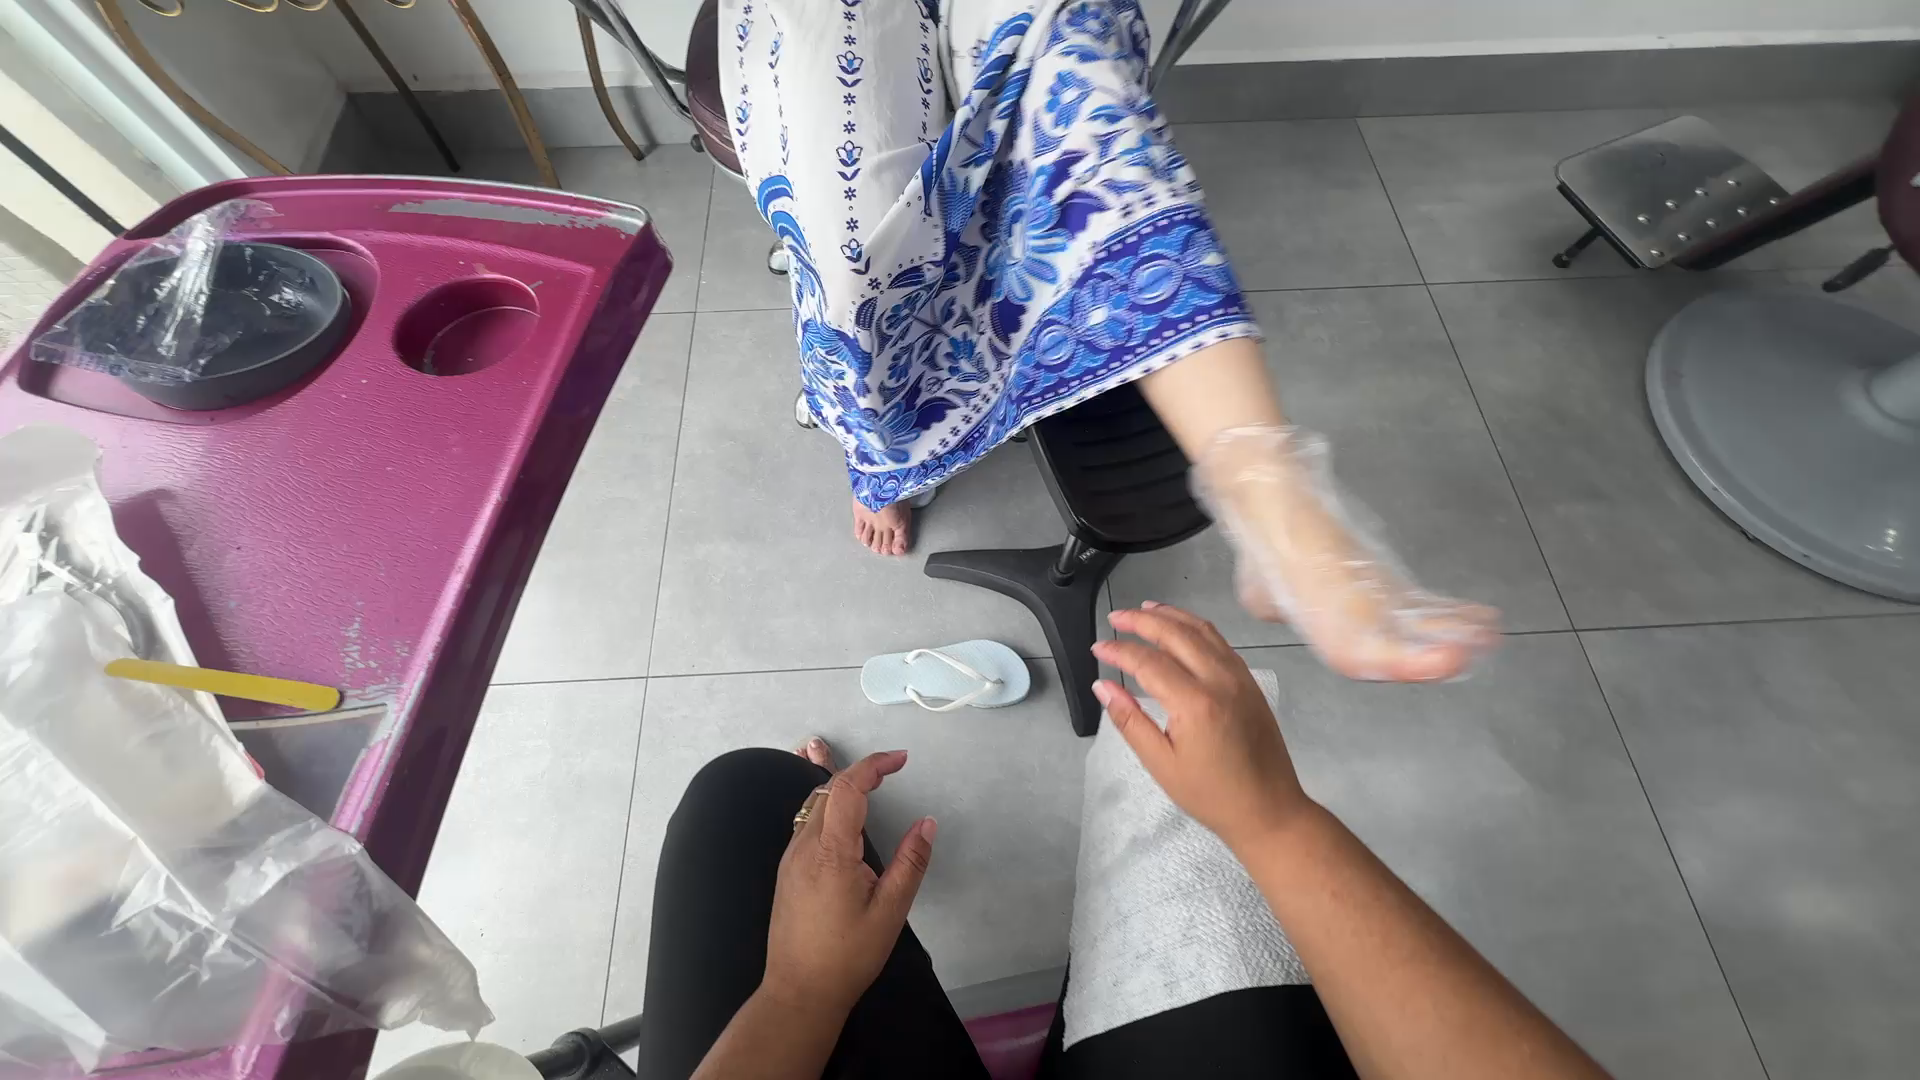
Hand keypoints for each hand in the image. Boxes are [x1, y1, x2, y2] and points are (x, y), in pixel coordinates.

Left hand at [762, 750, 936, 1019]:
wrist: (797, 995)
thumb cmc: (847, 956)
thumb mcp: (890, 913)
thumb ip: (910, 863)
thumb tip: (927, 823)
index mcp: (831, 853)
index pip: (848, 788)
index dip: (874, 764)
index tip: (901, 759)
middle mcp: (805, 846)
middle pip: (830, 788)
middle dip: (862, 769)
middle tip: (894, 767)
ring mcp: (791, 857)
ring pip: (816, 803)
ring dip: (844, 784)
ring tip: (875, 781)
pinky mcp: (787, 869)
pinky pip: (808, 820)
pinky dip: (831, 804)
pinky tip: (845, 813)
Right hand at [1092, 602, 1313, 850]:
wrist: (1271, 811)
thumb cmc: (1211, 794)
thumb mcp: (1161, 763)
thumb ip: (1129, 720)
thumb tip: (1102, 685)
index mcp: (1195, 704)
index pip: (1148, 662)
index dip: (1119, 650)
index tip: (1097, 647)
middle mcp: (1220, 680)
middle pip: (1176, 634)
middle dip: (1142, 620)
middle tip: (1115, 616)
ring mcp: (1239, 677)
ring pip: (1201, 631)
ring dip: (1170, 616)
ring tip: (1144, 609)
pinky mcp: (1250, 681)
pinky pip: (1219, 642)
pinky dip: (1195, 627)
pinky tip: (1180, 628)